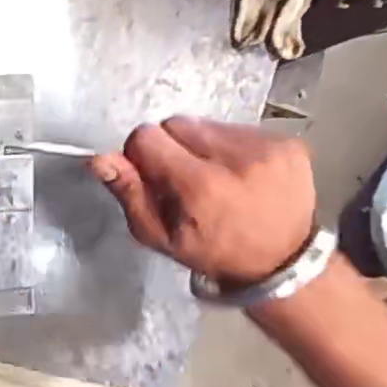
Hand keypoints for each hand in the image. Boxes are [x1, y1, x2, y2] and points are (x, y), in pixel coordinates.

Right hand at [90, 116, 315, 284]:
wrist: (285, 263)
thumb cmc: (214, 252)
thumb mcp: (162, 237)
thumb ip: (130, 194)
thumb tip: (100, 159)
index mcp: (201, 186)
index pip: (147, 136)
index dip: (141, 154)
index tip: (153, 176)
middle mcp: (236, 159)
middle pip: (176, 123)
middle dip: (171, 147)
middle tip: (182, 178)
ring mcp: (266, 148)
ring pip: (206, 123)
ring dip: (199, 145)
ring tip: (213, 175)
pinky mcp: (286, 142)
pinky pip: (236, 127)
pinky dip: (228, 146)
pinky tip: (237, 173)